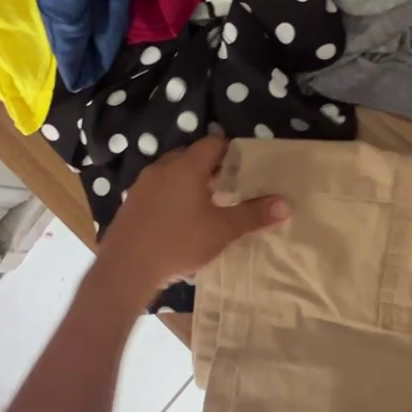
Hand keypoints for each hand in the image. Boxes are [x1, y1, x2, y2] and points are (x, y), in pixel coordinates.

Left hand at [89, 135, 286, 300]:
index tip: (244, 166)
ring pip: (171, 174)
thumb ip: (253, 214)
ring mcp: (142, 185)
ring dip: (189, 183)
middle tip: (229, 186)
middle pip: (190, 156)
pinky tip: (179, 220)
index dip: (231, 150)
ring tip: (206, 204)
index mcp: (186, 166)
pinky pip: (157, 191)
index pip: (213, 143)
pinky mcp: (130, 204)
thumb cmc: (178, 242)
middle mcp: (162, 168)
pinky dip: (171, 197)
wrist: (126, 268)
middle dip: (210, 167)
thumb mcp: (222, 230)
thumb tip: (285, 204)